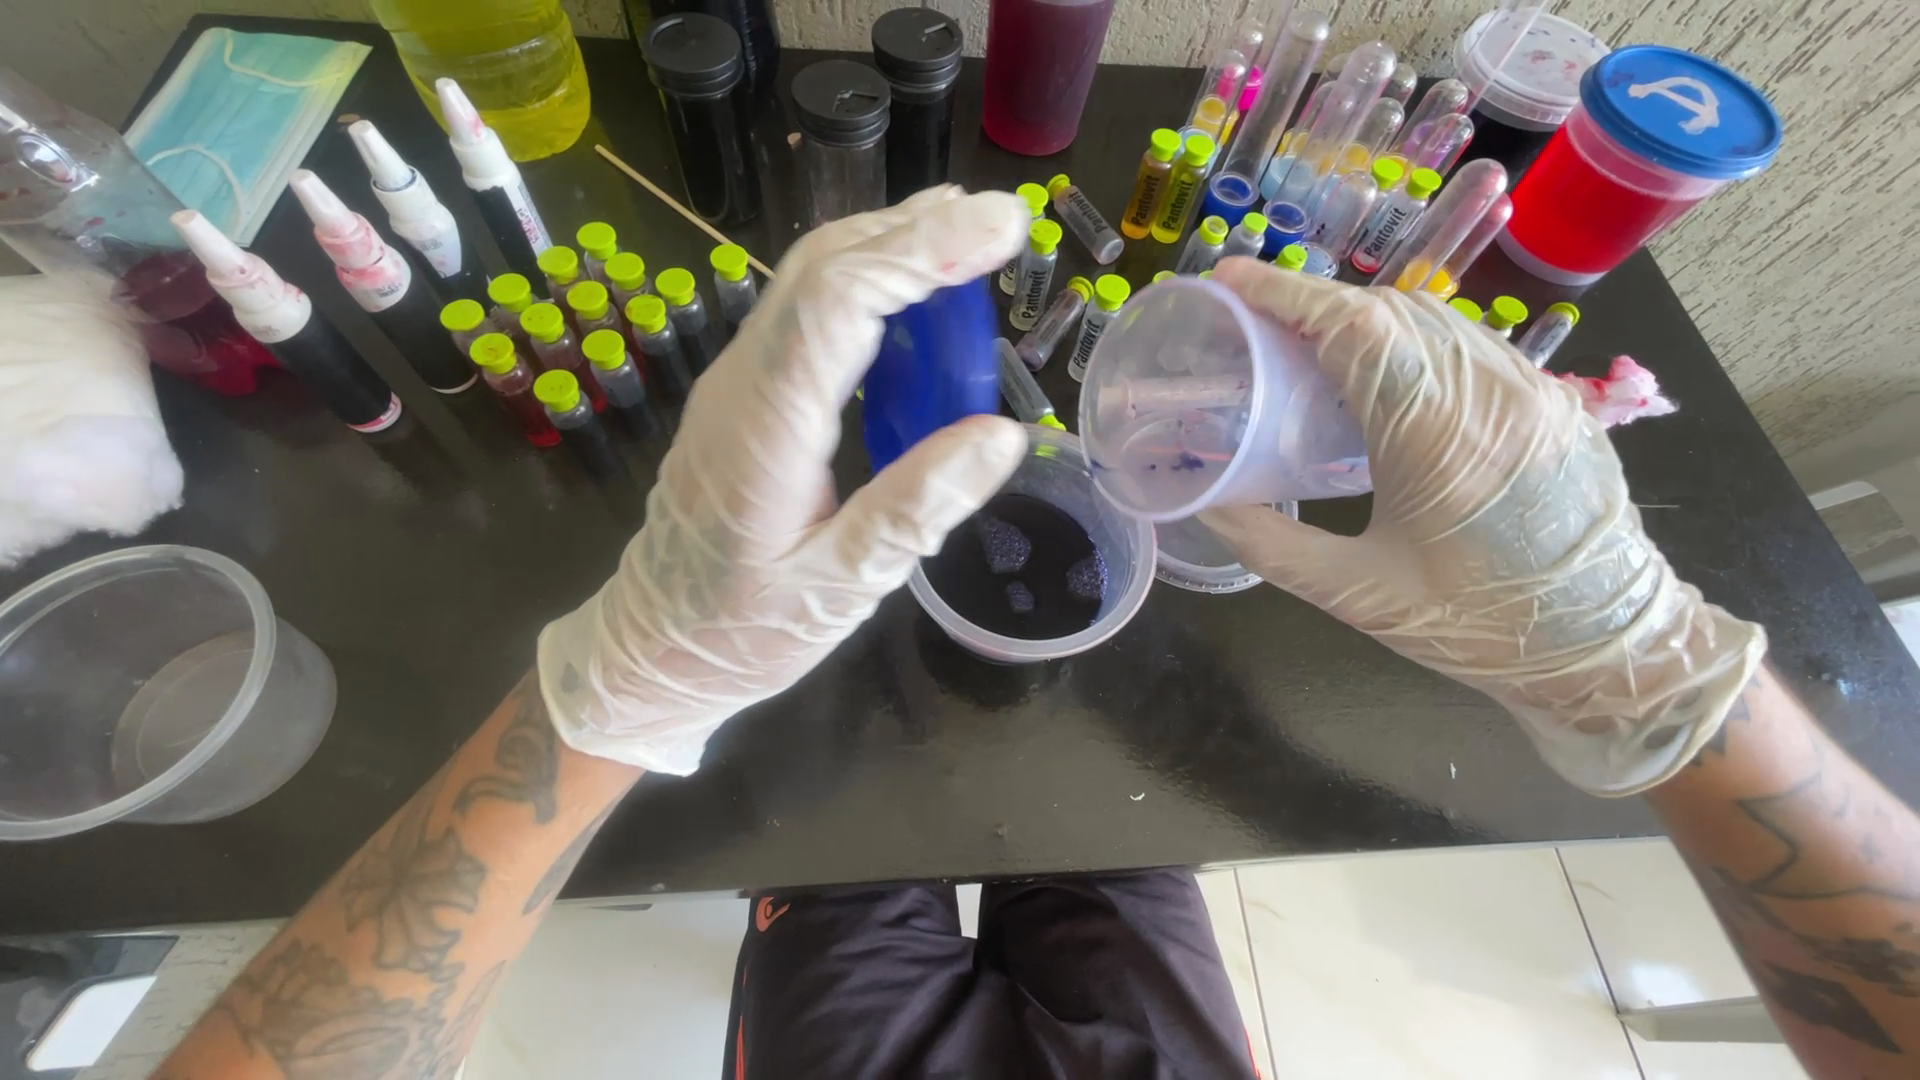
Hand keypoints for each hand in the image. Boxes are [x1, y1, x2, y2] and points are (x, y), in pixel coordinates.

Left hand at [537, 188, 1029, 773]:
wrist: (652, 647)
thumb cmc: (741, 633)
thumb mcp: (837, 590)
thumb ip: (914, 512)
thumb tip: (1004, 436)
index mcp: (762, 430)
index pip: (838, 303)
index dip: (920, 254)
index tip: (1000, 229)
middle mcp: (740, 385)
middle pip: (819, 270)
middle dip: (913, 232)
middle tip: (1000, 221)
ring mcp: (734, 385)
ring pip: (808, 283)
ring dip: (889, 249)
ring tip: (968, 238)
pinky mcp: (743, 398)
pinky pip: (805, 318)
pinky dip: (867, 289)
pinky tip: (912, 301)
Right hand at [1201, 258, 1765, 795]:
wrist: (1609, 650)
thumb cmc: (1476, 626)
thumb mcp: (1356, 595)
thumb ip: (1270, 545)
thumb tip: (1207, 504)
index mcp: (1438, 435)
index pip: (1355, 330)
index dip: (1286, 295)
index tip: (1231, 280)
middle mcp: (1492, 392)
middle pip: (1390, 311)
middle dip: (1313, 304)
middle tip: (1254, 324)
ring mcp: (1532, 391)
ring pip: (1433, 319)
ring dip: (1360, 319)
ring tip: (1306, 345)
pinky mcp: (1551, 403)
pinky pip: (1468, 344)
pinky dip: (1407, 340)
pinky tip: (1379, 375)